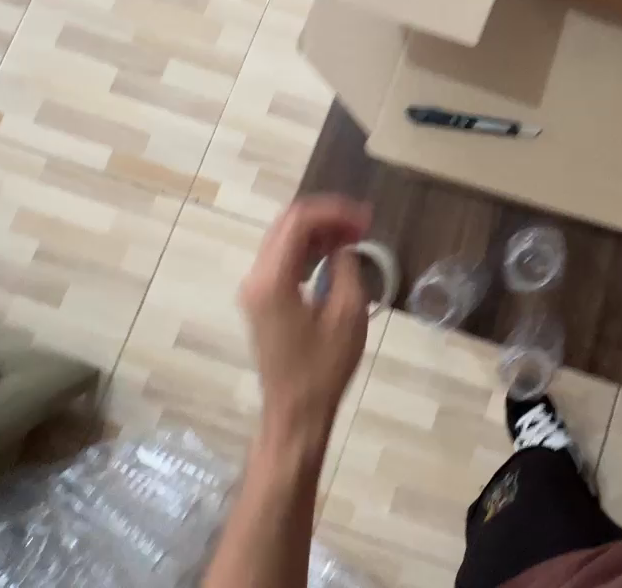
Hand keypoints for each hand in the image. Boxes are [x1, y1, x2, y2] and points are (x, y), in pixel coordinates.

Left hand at [238, 195, 372, 449]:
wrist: (296, 411)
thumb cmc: (324, 366)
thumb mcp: (348, 313)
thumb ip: (345, 268)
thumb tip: (344, 249)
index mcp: (273, 279)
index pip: (299, 221)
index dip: (335, 211)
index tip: (366, 218)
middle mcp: (256, 277)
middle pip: (287, 223)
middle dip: (327, 216)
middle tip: (362, 223)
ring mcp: (255, 288)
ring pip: (284, 237)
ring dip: (319, 230)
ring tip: (354, 235)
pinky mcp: (261, 299)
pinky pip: (283, 256)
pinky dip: (309, 247)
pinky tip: (336, 253)